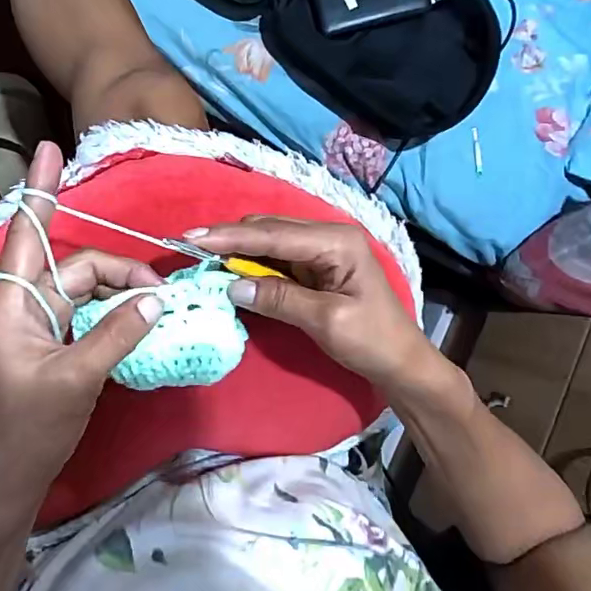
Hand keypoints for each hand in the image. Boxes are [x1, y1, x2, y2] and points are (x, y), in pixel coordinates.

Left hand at [0, 143, 163, 509]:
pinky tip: (138, 318)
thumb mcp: (77, 380)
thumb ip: (117, 333)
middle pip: (74, 266)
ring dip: (119, 292)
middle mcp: (20, 305)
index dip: (40, 190)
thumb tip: (156, 299)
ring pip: (84, 289)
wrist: (6, 485)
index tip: (49, 149)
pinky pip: (86, 312)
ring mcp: (35, 325)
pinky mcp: (50, 344)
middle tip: (161, 293)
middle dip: (119, 271)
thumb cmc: (27, 431)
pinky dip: (113, 311)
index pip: (26, 233)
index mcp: (10, 304)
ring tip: (155, 306)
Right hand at [188, 216, 439, 387]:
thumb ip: (280, 299)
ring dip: (238, 250)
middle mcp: (328, 236)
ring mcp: (321, 250)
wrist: (401, 361)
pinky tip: (230, 269)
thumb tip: (232, 286)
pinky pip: (275, 258)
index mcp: (337, 242)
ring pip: (269, 241)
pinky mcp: (314, 266)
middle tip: (189, 249)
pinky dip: (252, 263)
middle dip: (230, 239)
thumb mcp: (326, 321)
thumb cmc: (373, 340)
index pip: (274, 235)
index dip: (231, 236)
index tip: (193, 237)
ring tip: (202, 258)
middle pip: (268, 229)